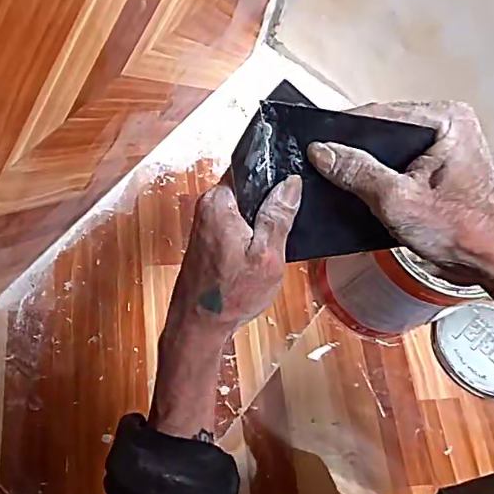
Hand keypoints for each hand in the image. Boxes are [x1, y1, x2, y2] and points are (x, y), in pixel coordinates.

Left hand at [151, 175, 299, 438]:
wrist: (198, 325)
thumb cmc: (229, 295)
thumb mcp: (267, 255)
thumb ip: (278, 215)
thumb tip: (291, 182)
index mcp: (220, 201)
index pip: (250, 168)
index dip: (275, 173)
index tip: (294, 184)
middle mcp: (207, 206)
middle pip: (248, 188)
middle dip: (270, 200)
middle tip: (290, 218)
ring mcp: (205, 222)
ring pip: (243, 207)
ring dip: (261, 219)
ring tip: (276, 237)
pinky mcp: (207, 238)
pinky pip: (236, 222)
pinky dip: (250, 233)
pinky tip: (260, 250)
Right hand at [307, 101, 493, 273]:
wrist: (493, 259)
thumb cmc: (465, 231)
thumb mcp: (396, 200)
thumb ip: (356, 171)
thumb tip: (323, 152)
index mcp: (446, 120)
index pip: (378, 115)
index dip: (344, 133)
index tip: (319, 148)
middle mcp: (450, 125)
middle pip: (382, 131)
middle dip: (358, 152)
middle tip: (334, 171)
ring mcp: (448, 145)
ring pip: (389, 148)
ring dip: (371, 166)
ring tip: (356, 184)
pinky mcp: (442, 165)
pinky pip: (401, 162)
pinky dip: (385, 176)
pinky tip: (376, 192)